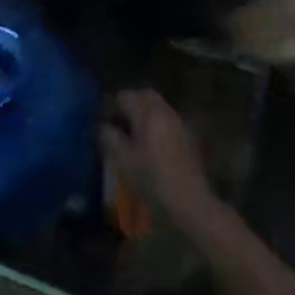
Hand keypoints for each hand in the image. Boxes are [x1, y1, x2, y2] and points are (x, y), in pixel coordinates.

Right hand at [99, 89, 239, 234]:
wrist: (187, 199)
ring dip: (146, 113)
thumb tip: (105, 127)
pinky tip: (151, 144)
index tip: (107, 118)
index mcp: (148, 115)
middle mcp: (166, 114)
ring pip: (160, 107)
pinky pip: (169, 121)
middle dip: (133, 102)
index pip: (127, 96)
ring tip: (134, 133)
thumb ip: (110, 138)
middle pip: (147, 96)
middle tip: (120, 119)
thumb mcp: (122, 159)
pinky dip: (157, 124)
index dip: (114, 105)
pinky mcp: (189, 136)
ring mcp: (180, 124)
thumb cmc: (150, 178)